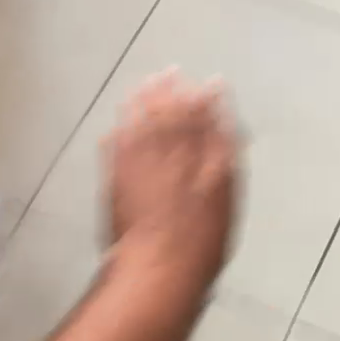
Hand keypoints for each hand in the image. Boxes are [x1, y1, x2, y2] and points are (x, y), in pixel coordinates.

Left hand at [101, 70, 238, 300]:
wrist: (157, 269)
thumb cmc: (202, 240)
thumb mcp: (225, 196)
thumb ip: (223, 155)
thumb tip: (222, 120)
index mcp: (196, 157)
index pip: (202, 119)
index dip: (206, 98)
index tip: (211, 80)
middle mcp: (166, 156)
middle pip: (168, 117)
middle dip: (170, 92)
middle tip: (171, 70)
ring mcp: (136, 168)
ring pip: (139, 127)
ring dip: (142, 104)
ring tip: (144, 85)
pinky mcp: (115, 184)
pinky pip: (114, 151)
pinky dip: (117, 136)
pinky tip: (115, 126)